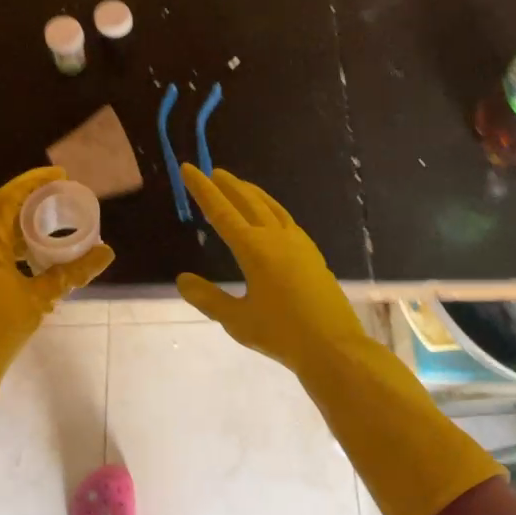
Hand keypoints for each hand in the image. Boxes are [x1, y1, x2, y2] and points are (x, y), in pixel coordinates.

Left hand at [0, 166, 113, 365]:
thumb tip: (106, 252)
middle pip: (4, 213)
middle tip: (62, 197)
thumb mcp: (40, 299)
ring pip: (1, 234)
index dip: (31, 181)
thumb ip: (72, 274)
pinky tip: (40, 257)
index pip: (6, 200)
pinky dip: (20, 245)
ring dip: (27, 224)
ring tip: (56, 223)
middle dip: (33, 200)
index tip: (59, 176)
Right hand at [176, 165, 368, 374]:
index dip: (202, 190)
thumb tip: (182, 280)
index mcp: (254, 249)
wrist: (333, 346)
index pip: (221, 212)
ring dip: (251, 193)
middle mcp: (276, 237)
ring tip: (239, 185)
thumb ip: (209, 298)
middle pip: (248, 201)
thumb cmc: (282, 334)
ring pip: (270, 207)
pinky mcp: (312, 253)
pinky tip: (271, 216)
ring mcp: (298, 243)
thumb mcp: (237, 320)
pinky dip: (270, 208)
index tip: (189, 169)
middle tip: (213, 172)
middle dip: (228, 185)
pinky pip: (286, 219)